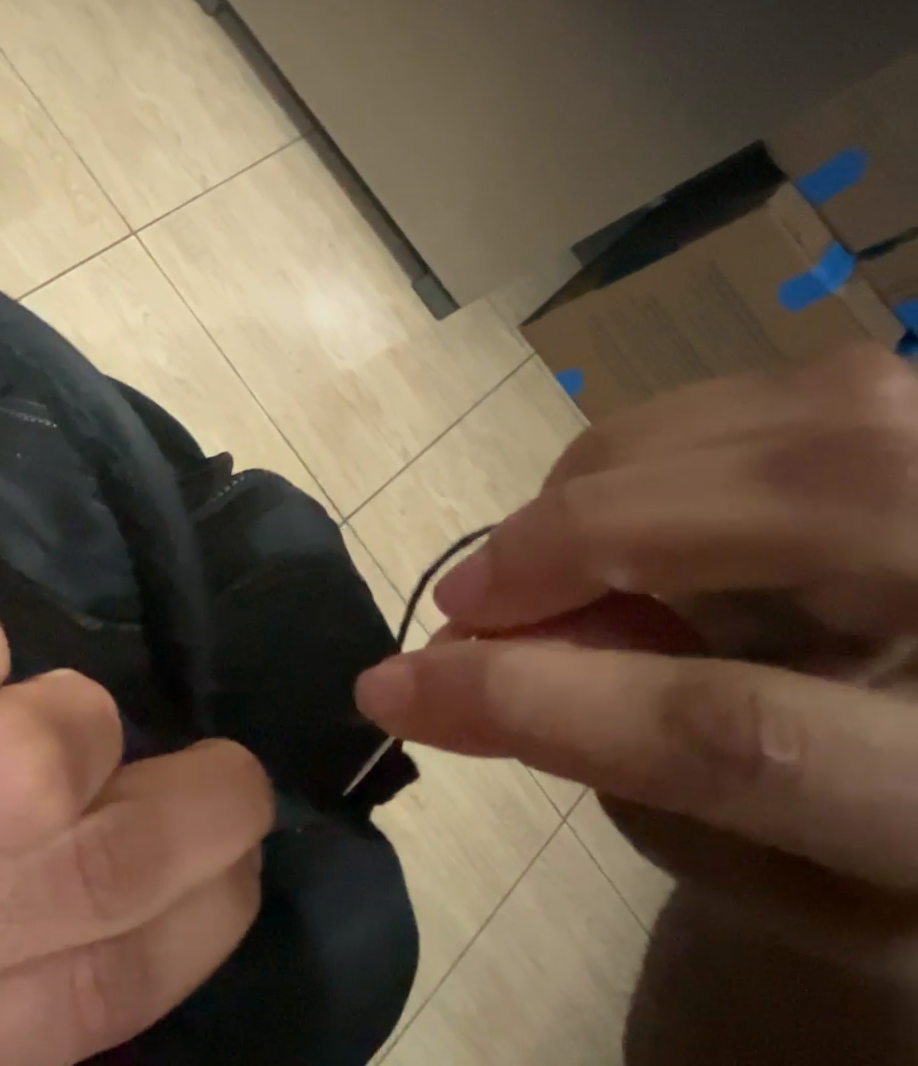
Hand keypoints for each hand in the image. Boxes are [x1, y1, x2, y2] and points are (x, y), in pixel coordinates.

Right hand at [355, 346, 917, 969]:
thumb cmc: (889, 864)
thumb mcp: (762, 869)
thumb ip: (612, 767)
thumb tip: (466, 656)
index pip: (739, 732)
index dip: (533, 696)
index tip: (390, 688)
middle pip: (798, 504)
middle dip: (570, 545)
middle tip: (467, 602)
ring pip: (802, 414)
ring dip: (606, 485)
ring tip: (546, 560)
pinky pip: (805, 387)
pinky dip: (667, 447)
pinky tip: (634, 514)